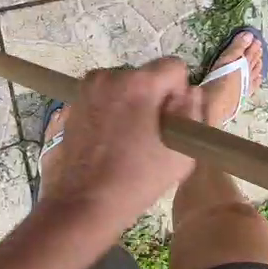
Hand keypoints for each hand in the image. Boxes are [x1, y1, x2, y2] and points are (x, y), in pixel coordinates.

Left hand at [36, 59, 196, 232]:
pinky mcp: (74, 102)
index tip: (172, 122)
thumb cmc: (138, 179)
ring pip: (124, 86)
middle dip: (154, 98)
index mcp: (139, 83)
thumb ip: (193, 113)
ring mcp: (88, 88)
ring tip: (128, 139)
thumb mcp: (181, 152)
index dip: (179, 94)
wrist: (85, 201)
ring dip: (131, 103)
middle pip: (146, 76)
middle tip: (151, 134)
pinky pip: (104, 97)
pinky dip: (111, 110)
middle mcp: (110, 75)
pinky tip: (109, 139)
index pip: (174, 67)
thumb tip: (190, 91)